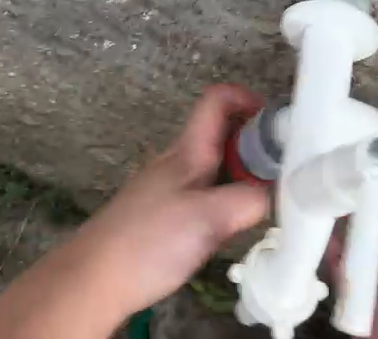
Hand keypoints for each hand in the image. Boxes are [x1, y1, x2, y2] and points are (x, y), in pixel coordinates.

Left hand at [0, 85, 272, 338]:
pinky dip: (229, 198)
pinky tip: (236, 225)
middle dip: (254, 143)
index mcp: (189, 150)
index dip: (246, 98)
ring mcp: (173, 187)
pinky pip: (208, 192)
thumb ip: (247, 200)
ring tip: (267, 200)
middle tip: (282, 170)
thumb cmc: (147, 241)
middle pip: (223, 133)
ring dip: (244, 174)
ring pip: (217, 165)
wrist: (95, 278)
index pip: (217, 100)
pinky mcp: (168, 214)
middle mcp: (181, 161)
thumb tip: (274, 194)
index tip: (275, 123)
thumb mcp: (208, 218)